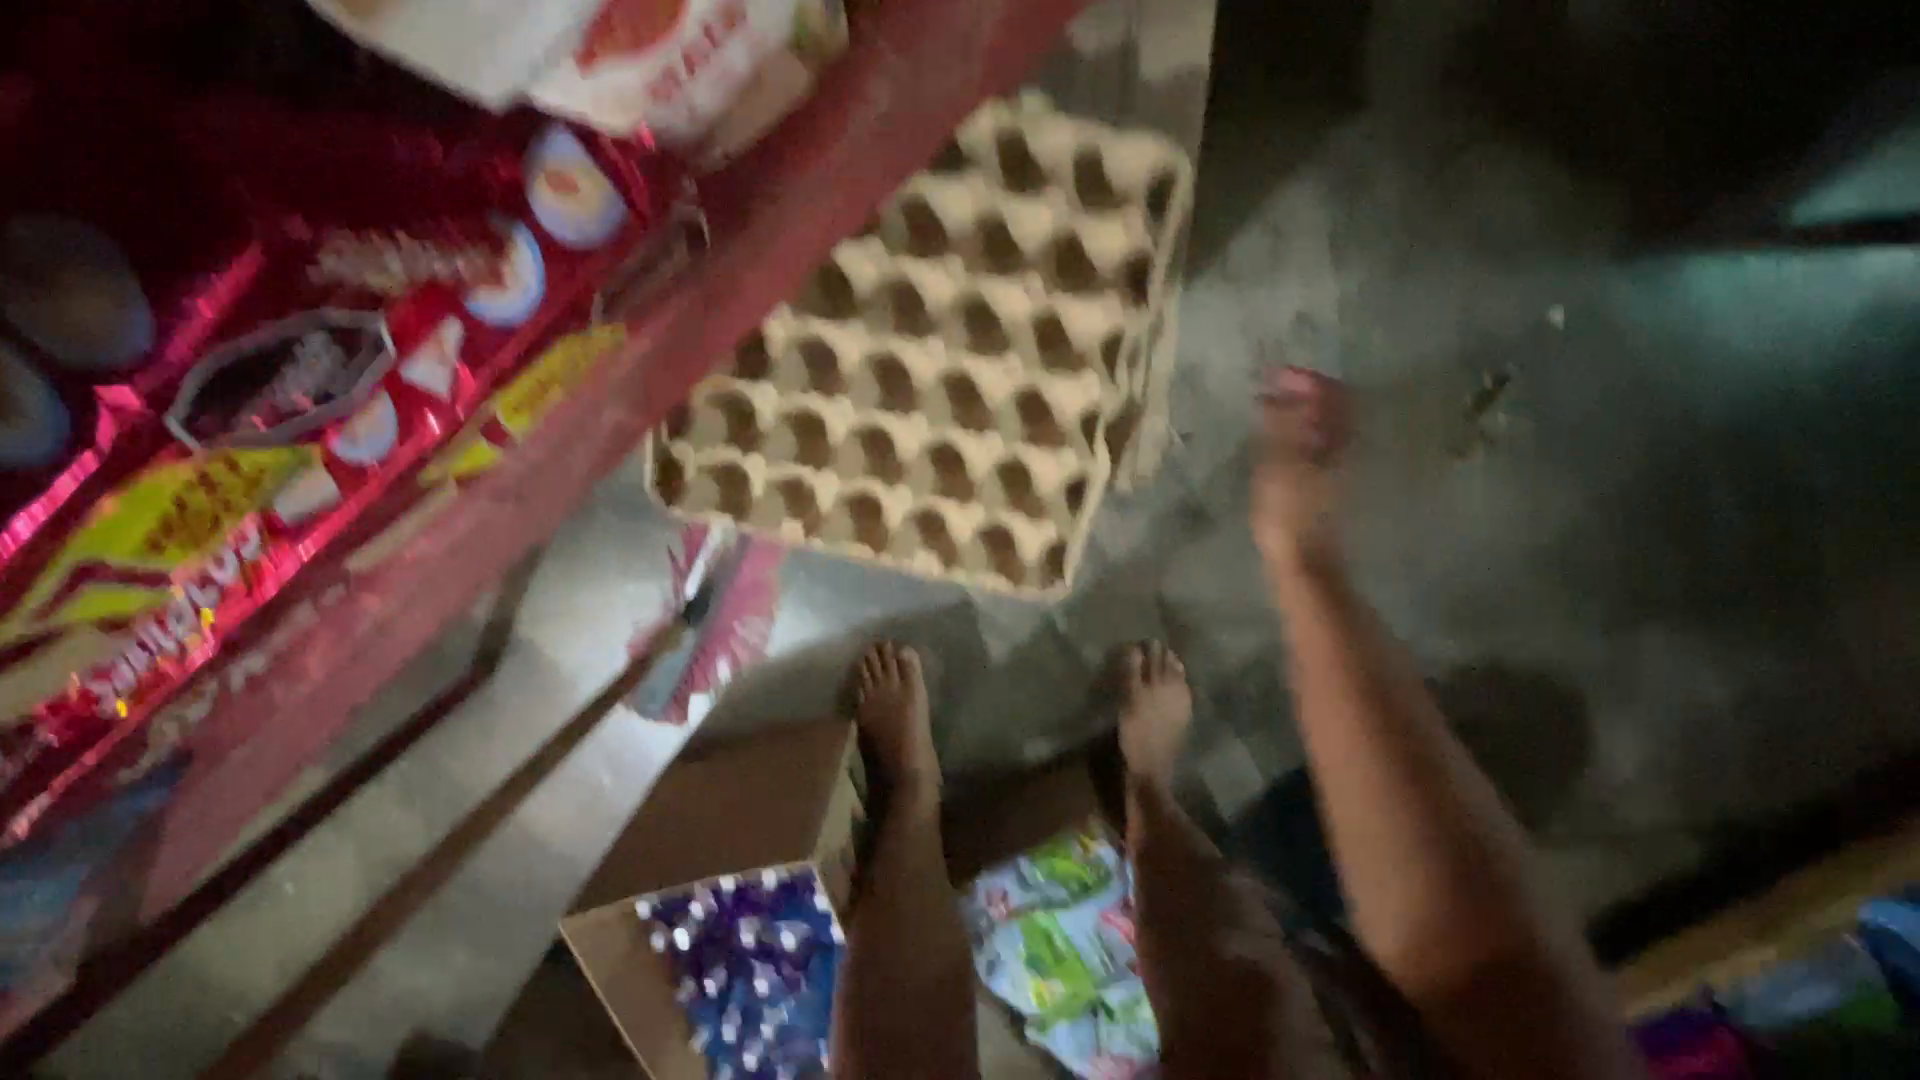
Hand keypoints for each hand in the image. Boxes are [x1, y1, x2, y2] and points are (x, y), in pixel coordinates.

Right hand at [1250, 365, 1349, 573]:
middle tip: (1271, 387)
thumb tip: (1277, 392)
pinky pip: (1318, 442)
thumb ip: (1280, 426)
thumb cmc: (1288, 513)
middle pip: (1332, 406)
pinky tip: (1279, 439)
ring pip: (1326, 425)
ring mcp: (1338, 466)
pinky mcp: (1328, 482)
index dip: (1302, 378)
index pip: (1328, 393)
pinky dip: (1299, 431)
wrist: (1305, 560)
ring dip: (1301, 411)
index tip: (1272, 374)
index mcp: (1334, 440)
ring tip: (1270, 409)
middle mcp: (1344, 447)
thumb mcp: (1278, 465)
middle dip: (1303, 391)